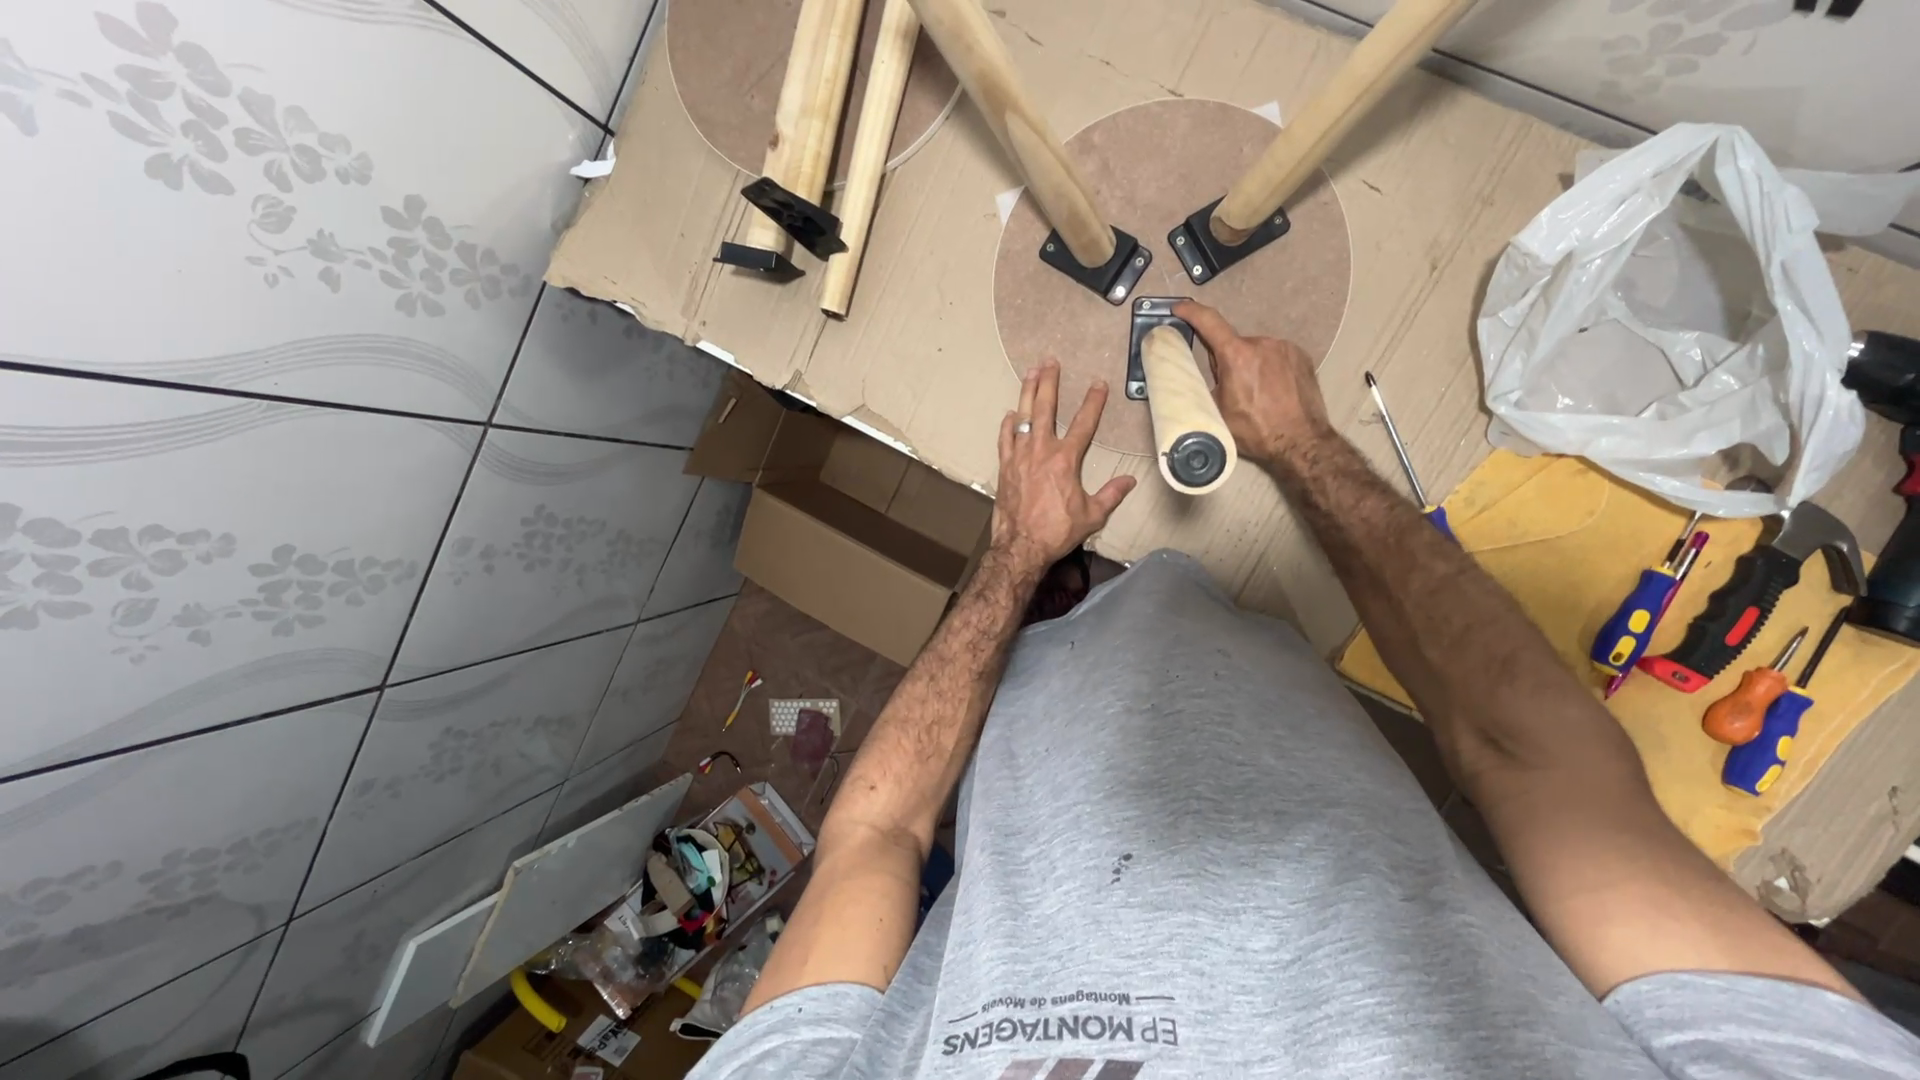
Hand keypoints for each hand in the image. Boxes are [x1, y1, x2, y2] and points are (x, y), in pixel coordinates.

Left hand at [992, 361, 1136, 574]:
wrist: (1021, 546)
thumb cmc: (1057, 532)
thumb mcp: (1092, 515)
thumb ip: (1111, 494)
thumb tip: (1130, 481)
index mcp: (1066, 460)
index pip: (1083, 424)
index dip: (1093, 402)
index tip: (1098, 384)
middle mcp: (1041, 451)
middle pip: (1045, 408)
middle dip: (1049, 383)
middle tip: (1050, 361)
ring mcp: (1019, 457)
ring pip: (1022, 417)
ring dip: (1026, 393)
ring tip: (1030, 373)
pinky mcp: (1004, 468)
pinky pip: (1005, 439)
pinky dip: (1008, 425)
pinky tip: (1010, 414)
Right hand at [1174, 300, 1332, 464]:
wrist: (1301, 441)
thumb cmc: (1258, 431)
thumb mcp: (1217, 411)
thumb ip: (1205, 384)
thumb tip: (1195, 373)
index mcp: (1237, 356)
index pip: (1209, 322)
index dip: (1191, 312)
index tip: (1180, 307)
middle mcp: (1263, 344)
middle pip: (1232, 345)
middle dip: (1226, 362)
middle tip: (1230, 390)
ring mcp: (1285, 348)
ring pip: (1254, 351)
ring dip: (1249, 365)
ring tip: (1255, 395)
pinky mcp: (1300, 356)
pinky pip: (1274, 355)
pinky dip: (1268, 368)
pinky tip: (1272, 391)